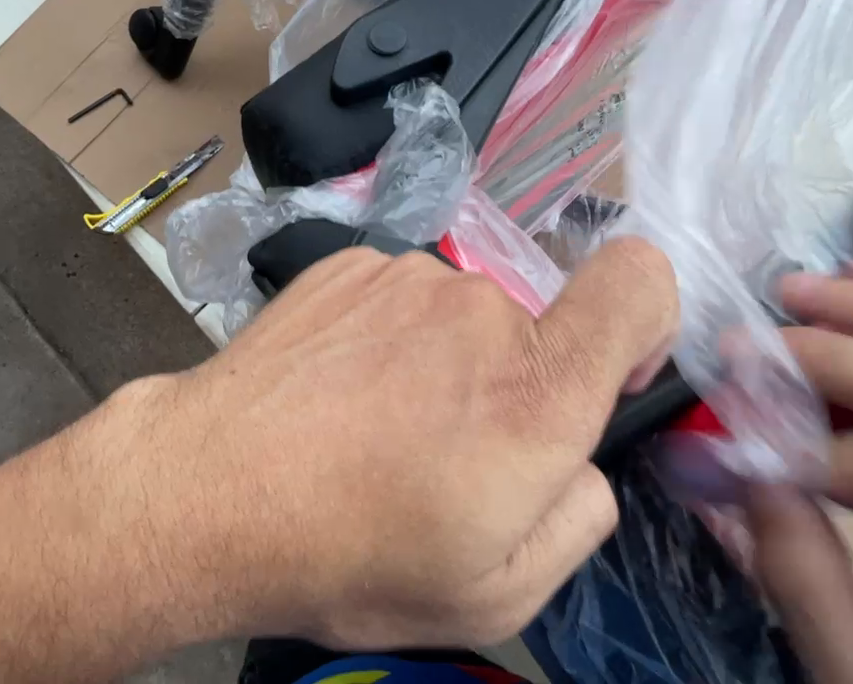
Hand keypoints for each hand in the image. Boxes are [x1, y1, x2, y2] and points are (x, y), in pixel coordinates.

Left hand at [91, 239, 676, 650]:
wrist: (211, 487)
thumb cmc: (352, 552)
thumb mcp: (495, 589)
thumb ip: (578, 513)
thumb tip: (577, 457)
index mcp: (536, 390)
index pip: (638, 283)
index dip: (641, 318)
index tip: (601, 370)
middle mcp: (481, 310)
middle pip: (532, 330)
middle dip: (506, 384)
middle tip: (436, 447)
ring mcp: (407, 276)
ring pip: (459, 317)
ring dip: (437, 360)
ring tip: (371, 420)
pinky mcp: (348, 263)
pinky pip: (396, 296)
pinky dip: (383, 334)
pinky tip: (335, 385)